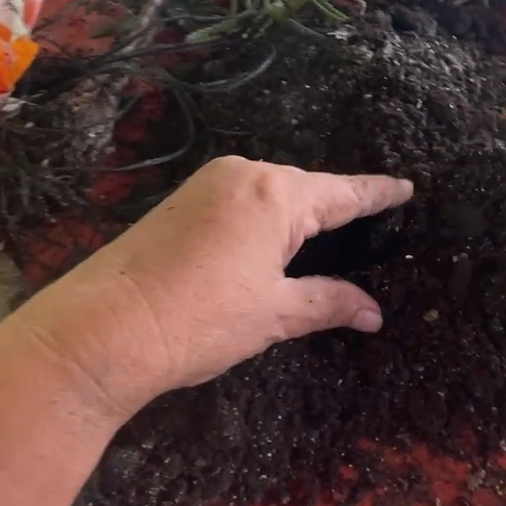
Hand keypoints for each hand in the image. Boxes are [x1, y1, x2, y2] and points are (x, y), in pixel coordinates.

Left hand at [6, 157, 412, 420]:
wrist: (100, 331)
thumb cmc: (199, 320)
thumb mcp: (274, 314)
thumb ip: (329, 302)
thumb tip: (375, 313)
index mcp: (276, 193)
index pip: (343, 192)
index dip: (377, 193)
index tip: (406, 187)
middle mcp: (244, 174)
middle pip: (305, 189)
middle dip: (336, 209)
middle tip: (369, 227)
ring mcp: (208, 184)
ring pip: (271, 194)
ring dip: (297, 215)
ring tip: (324, 241)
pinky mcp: (182, 201)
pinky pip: (242, 200)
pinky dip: (265, 219)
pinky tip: (270, 243)